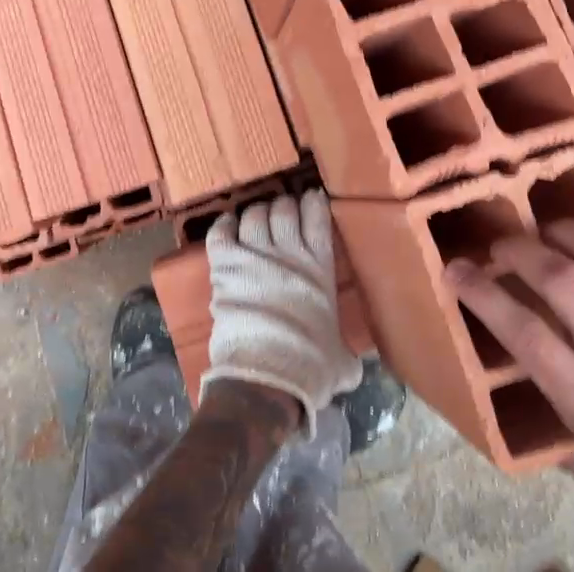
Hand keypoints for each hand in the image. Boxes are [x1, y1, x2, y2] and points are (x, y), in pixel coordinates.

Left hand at [204, 190, 361, 431]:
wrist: (267, 374)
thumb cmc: (311, 365)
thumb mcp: (342, 359)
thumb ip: (346, 353)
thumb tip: (352, 367)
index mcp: (321, 266)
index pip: (318, 215)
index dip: (313, 202)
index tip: (310, 199)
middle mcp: (289, 251)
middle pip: (283, 208)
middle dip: (282, 208)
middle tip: (279, 216)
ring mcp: (255, 253)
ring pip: (254, 215)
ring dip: (255, 215)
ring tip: (254, 222)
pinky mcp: (225, 263)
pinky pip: (221, 231)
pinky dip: (224, 225)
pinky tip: (228, 225)